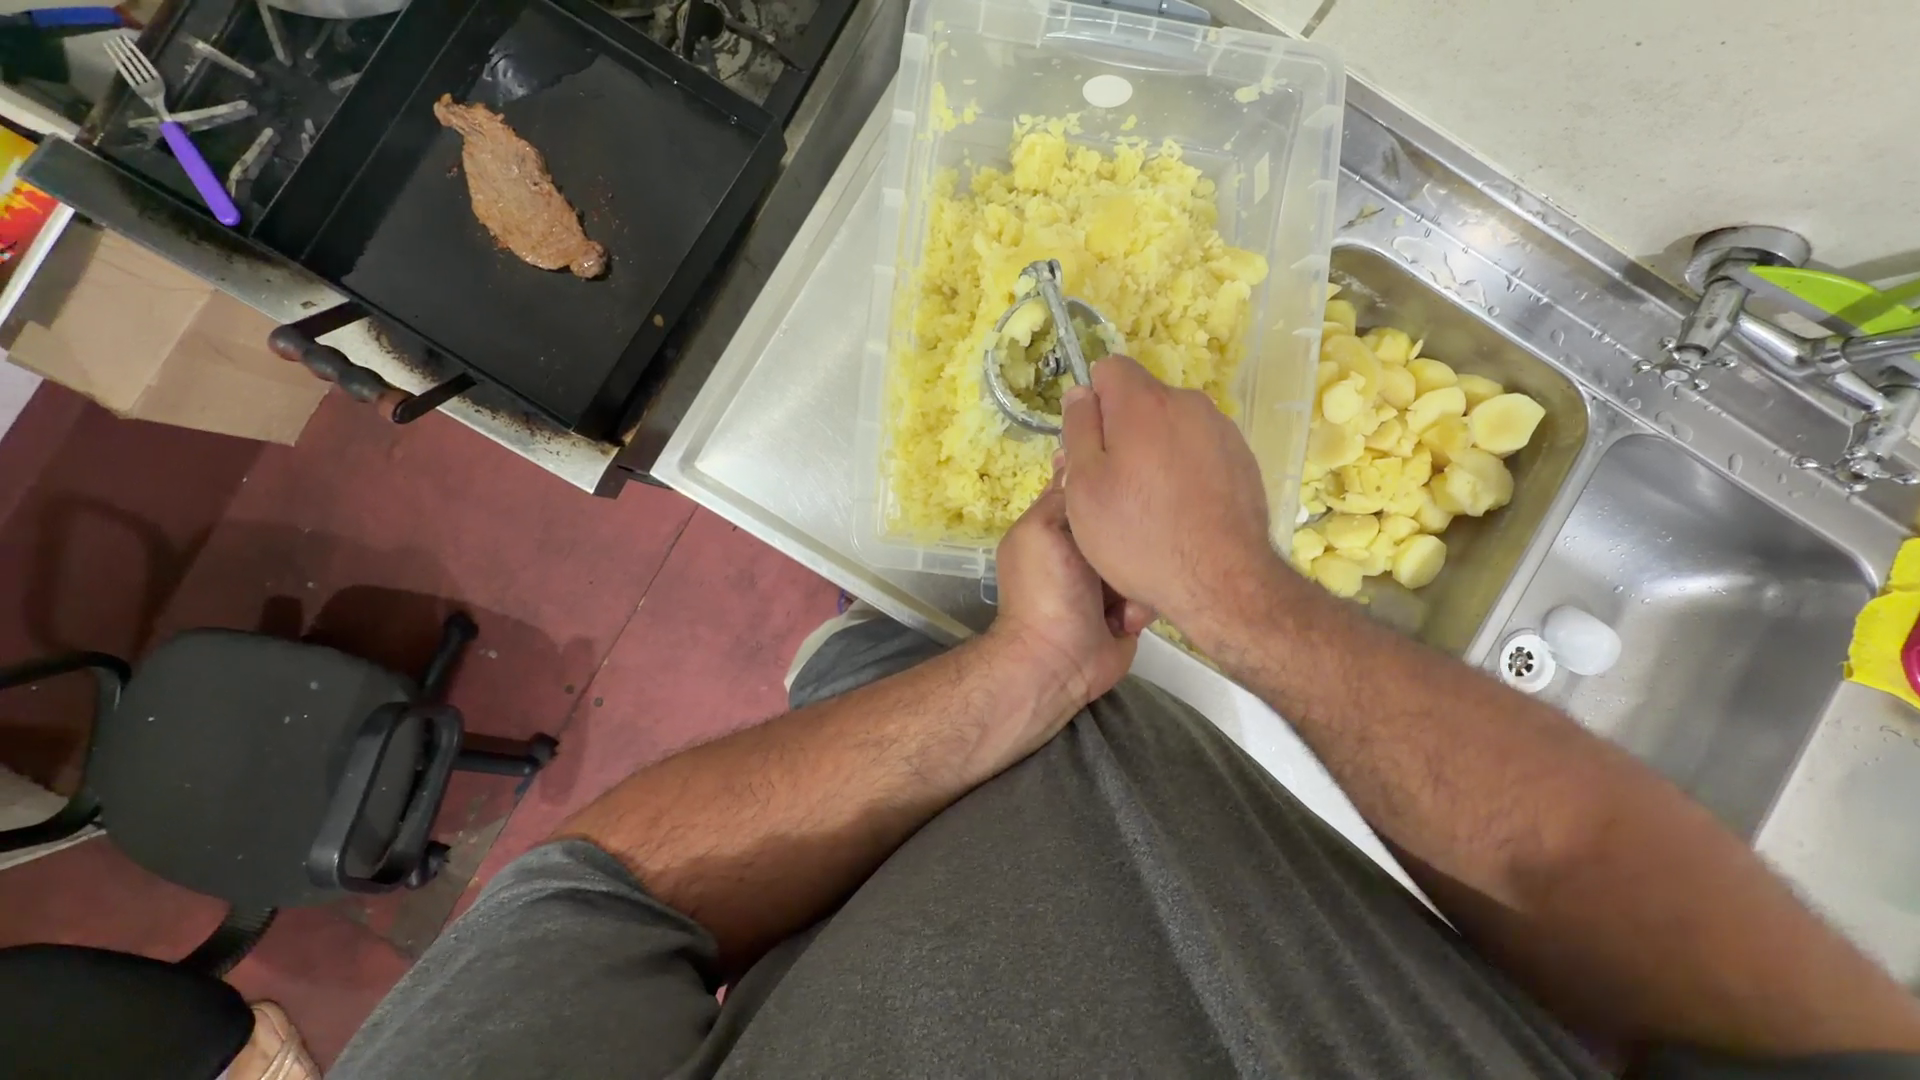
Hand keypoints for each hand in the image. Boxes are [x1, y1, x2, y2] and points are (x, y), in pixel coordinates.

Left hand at [984, 455, 1152, 719]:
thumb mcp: (1043, 528)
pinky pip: (1151, 591)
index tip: (1135, 462)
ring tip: (1120, 594)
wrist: (1058, 658)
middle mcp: (1085, 547)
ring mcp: (1110, 579)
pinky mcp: (1131, 608)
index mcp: (1057, 523)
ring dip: (1137, 574)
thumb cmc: (1046, 588)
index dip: (1108, 477)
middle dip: (1132, 530)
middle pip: (1125, 520)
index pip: (1088, 487)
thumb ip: (1064, 495)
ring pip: (1143, 556)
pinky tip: (1125, 618)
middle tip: (1138, 537)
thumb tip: (1073, 458)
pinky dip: (1141, 605)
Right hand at [1059, 355, 1285, 635]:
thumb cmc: (1138, 536)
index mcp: (1144, 403)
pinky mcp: (1243, 460)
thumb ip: (1079, 429)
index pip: (1109, 368)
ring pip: (1172, 426)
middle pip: (1142, 399)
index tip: (1090, 446)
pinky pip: (1200, 451)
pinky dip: (1185, 470)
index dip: (1092, 403)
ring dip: (1155, 451)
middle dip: (1123, 429)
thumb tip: (1080, 393)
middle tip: (1112, 486)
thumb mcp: (1084, 488)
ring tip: (1149, 506)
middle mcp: (1188, 404)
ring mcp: (1222, 431)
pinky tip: (1181, 512)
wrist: (1222, 582)